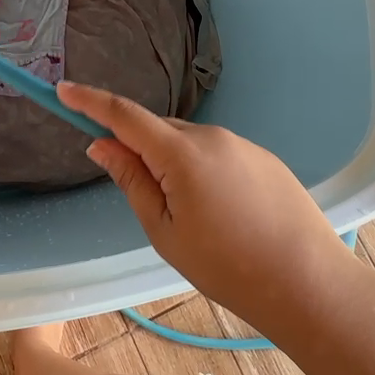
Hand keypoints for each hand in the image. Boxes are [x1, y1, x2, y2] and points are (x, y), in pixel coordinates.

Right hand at [57, 81, 346, 314]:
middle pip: (158, 130)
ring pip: (189, 144)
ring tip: (197, 220)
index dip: (90, 101)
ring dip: (176, 165)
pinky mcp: (264, 158)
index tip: (63, 89)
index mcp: (180, 152)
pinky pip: (219, 154)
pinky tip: (226, 215)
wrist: (310, 285)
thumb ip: (130, 180)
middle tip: (145, 196)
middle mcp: (210, 136)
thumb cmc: (228, 267)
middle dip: (140, 148)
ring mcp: (242, 144)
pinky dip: (206, 172)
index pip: (123, 114)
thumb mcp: (164, 231)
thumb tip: (101, 145)